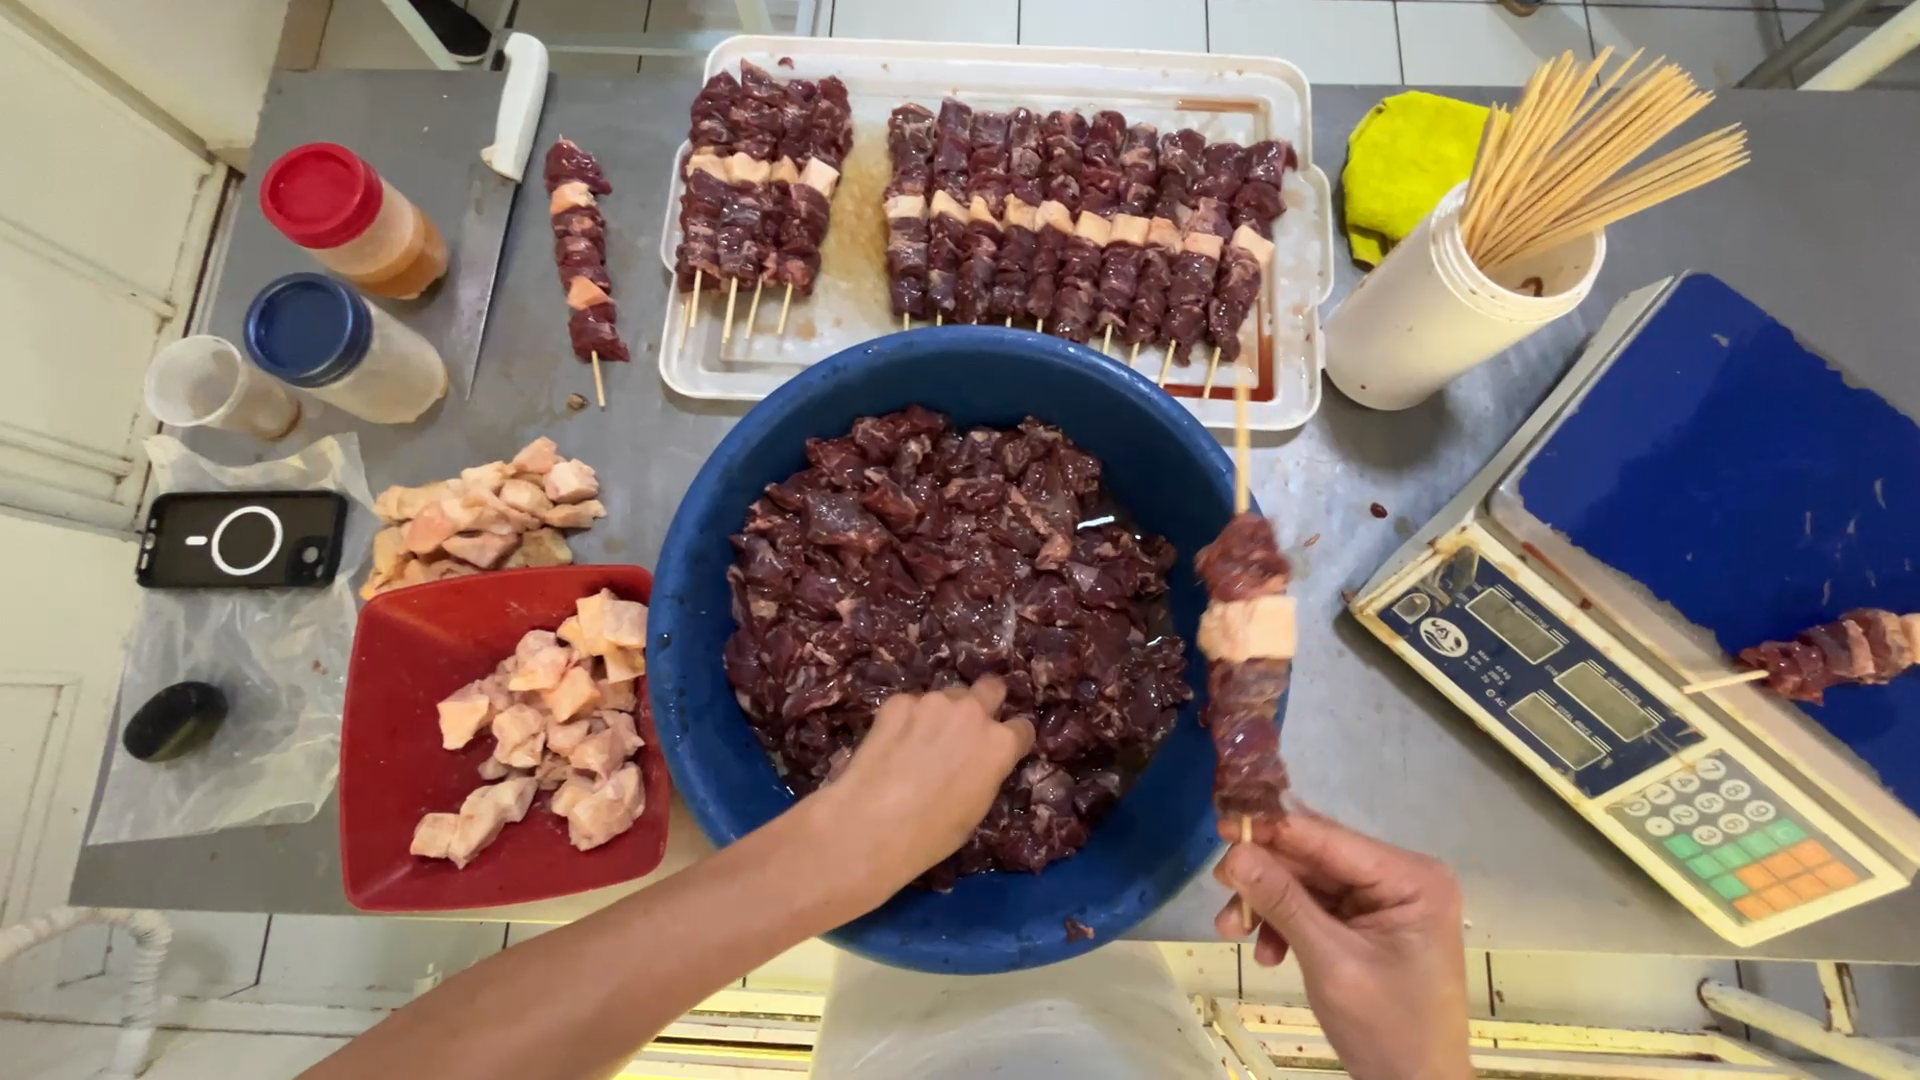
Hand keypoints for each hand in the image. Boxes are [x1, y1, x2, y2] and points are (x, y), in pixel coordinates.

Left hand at [813, 678, 1034, 897]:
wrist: (871, 823)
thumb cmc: (932, 832)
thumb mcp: (977, 807)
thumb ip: (987, 770)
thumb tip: (982, 760)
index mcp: (1000, 743)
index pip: (1022, 727)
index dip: (1012, 739)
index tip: (1001, 749)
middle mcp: (972, 712)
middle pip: (991, 687)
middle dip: (986, 700)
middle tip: (967, 726)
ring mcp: (934, 701)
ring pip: (947, 696)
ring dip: (941, 713)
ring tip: (918, 743)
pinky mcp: (899, 700)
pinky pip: (911, 705)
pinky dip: (907, 720)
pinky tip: (892, 744)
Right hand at [1214, 810, 1472, 1079]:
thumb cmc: (1389, 1030)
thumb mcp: (1331, 962)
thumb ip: (1282, 901)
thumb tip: (1234, 852)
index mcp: (1409, 877)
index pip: (1326, 838)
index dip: (1271, 829)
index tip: (1222, 828)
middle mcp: (1397, 876)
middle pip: (1311, 858)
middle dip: (1263, 877)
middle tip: (1219, 886)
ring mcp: (1379, 899)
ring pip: (1303, 881)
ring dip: (1265, 903)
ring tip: (1230, 929)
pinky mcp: (1363, 920)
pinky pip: (1310, 905)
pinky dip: (1281, 923)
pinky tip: (1265, 952)